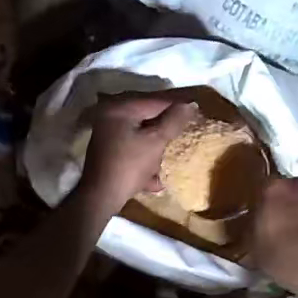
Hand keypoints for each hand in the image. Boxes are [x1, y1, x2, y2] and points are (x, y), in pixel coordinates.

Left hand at [73, 94, 195, 216]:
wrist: (101, 197)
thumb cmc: (129, 166)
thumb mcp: (156, 142)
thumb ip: (173, 121)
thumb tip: (190, 104)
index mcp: (120, 108)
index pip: (156, 101)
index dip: (177, 105)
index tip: (196, 110)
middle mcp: (111, 114)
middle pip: (147, 114)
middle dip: (166, 124)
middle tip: (186, 125)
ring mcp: (108, 131)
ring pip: (141, 130)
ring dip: (157, 140)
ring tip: (173, 144)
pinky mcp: (109, 148)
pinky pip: (132, 144)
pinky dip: (145, 152)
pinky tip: (156, 171)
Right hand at [250, 177, 297, 297]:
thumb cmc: (289, 262)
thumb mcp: (256, 252)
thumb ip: (254, 233)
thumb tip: (255, 231)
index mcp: (274, 190)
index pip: (266, 190)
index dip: (268, 207)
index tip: (270, 222)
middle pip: (297, 190)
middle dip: (295, 206)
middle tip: (295, 230)